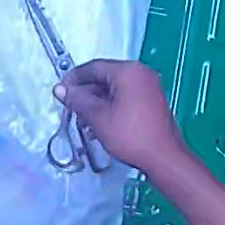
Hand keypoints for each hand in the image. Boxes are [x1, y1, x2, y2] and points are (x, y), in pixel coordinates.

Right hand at [54, 59, 186, 174]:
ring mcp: (149, 86)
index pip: (94, 67)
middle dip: (86, 91)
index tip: (62, 90)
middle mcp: (141, 73)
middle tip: (70, 105)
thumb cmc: (132, 136)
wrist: (163, 157)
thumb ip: (77, 100)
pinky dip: (111, 104)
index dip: (74, 78)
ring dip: (97, 100)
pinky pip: (126, 95)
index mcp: (128, 71)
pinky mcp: (152, 100)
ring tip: (83, 117)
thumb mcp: (98, 117)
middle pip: (105, 76)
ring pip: (115, 88)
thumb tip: (61, 90)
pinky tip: (100, 120)